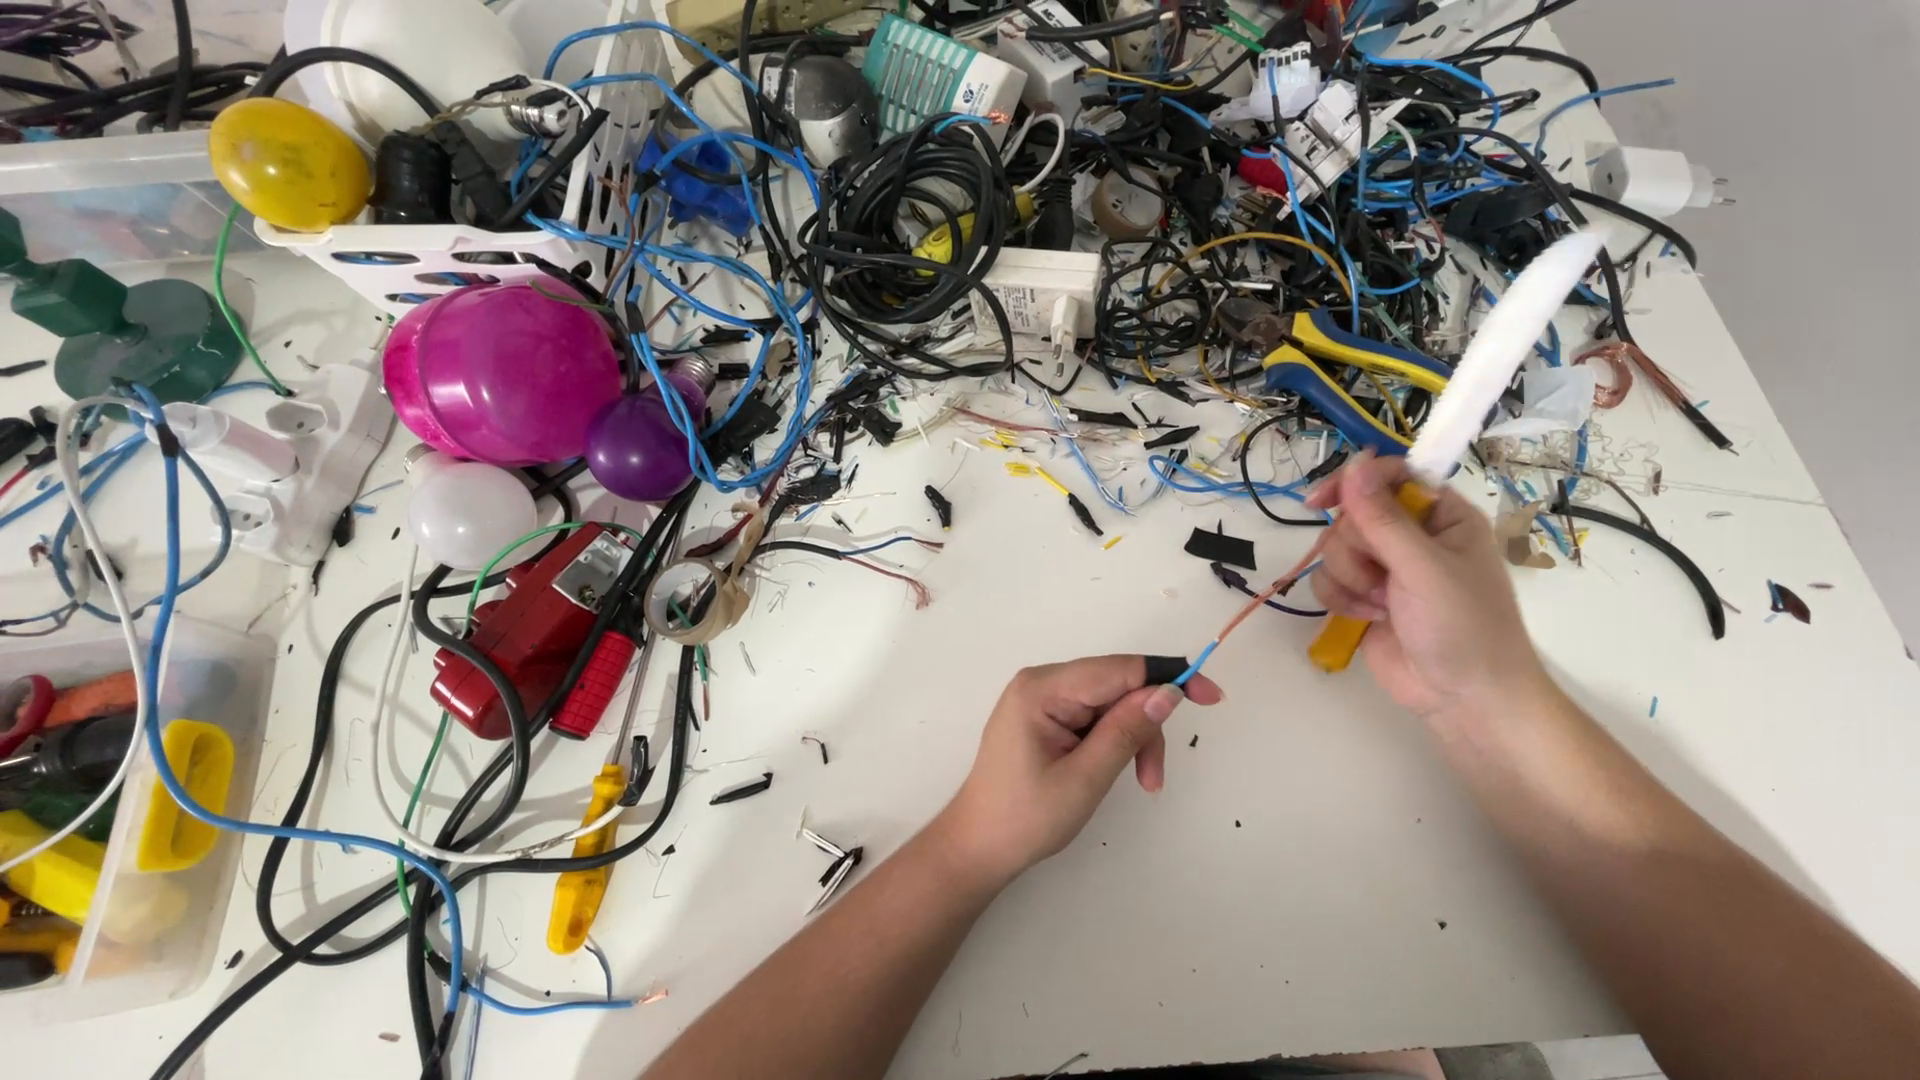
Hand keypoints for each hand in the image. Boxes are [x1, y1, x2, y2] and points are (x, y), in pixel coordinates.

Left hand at [933, 656, 1222, 887]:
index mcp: (1042, 689)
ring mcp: (1042, 699)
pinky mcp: (1047, 716)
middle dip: (1146, 726)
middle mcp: (1041, 682)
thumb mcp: (1085, 777)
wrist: (978, 846)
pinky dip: (1116, 741)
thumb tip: (1169, 691)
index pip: (1119, 669)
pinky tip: (1121, 771)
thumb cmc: (1025, 817)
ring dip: (1134, 739)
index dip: (1168, 678)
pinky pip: (1095, 716)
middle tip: (1155, 777)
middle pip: (1118, 686)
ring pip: (1112, 703)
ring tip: (1143, 783)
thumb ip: (1126, 731)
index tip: (1212, 697)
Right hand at [1306, 453, 1550, 721]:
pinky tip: (1368, 617)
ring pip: (1334, 549)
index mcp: (1441, 517)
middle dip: (1356, 549)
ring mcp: (1385, 569)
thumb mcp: (1424, 567)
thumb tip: (1353, 463)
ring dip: (1350, 578)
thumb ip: (1383, 518)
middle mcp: (1411, 537)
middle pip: (1352, 515)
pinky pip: (1327, 580)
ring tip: (1381, 604)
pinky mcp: (1363, 597)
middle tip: (1382, 576)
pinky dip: (1341, 599)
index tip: (1320, 501)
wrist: (1463, 697)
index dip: (1354, 483)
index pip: (1390, 477)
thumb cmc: (1463, 625)